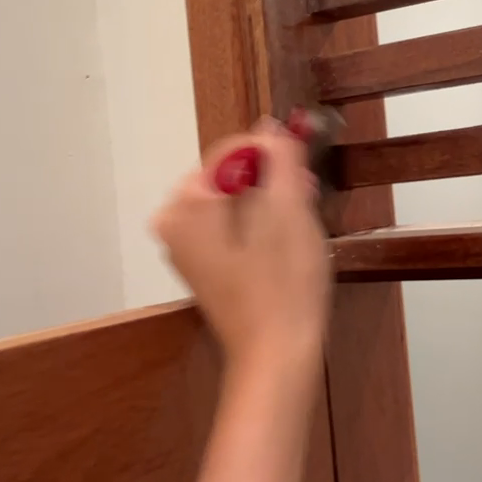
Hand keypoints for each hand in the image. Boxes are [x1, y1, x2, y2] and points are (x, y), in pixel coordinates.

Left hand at [153, 118, 331, 390]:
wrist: (278, 356)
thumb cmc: (284, 285)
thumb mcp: (289, 211)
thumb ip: (280, 159)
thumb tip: (273, 126)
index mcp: (186, 204)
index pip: (234, 151)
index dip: (276, 156)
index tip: (306, 179)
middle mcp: (174, 222)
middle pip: (233, 176)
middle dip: (274, 182)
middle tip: (307, 204)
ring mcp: (185, 246)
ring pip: (237, 201)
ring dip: (272, 204)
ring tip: (300, 230)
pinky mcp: (202, 265)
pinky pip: (232, 225)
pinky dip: (260, 227)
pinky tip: (284, 248)